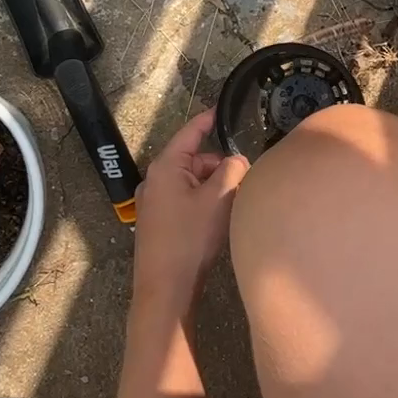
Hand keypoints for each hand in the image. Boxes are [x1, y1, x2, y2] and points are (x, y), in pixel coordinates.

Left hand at [131, 108, 248, 318]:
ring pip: (191, 181)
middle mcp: (154, 180)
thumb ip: (233, 169)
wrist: (166, 289)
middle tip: (244, 176)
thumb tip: (237, 160)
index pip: (190, 132)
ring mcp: (153, 203)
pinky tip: (218, 217)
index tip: (223, 109)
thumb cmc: (190, 238)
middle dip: (219, 164)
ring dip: (213, 185)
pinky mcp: (158, 223)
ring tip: (234, 200)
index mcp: (166, 167)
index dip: (208, 119)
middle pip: (193, 159)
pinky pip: (185, 199)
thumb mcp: (219, 197)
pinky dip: (203, 200)